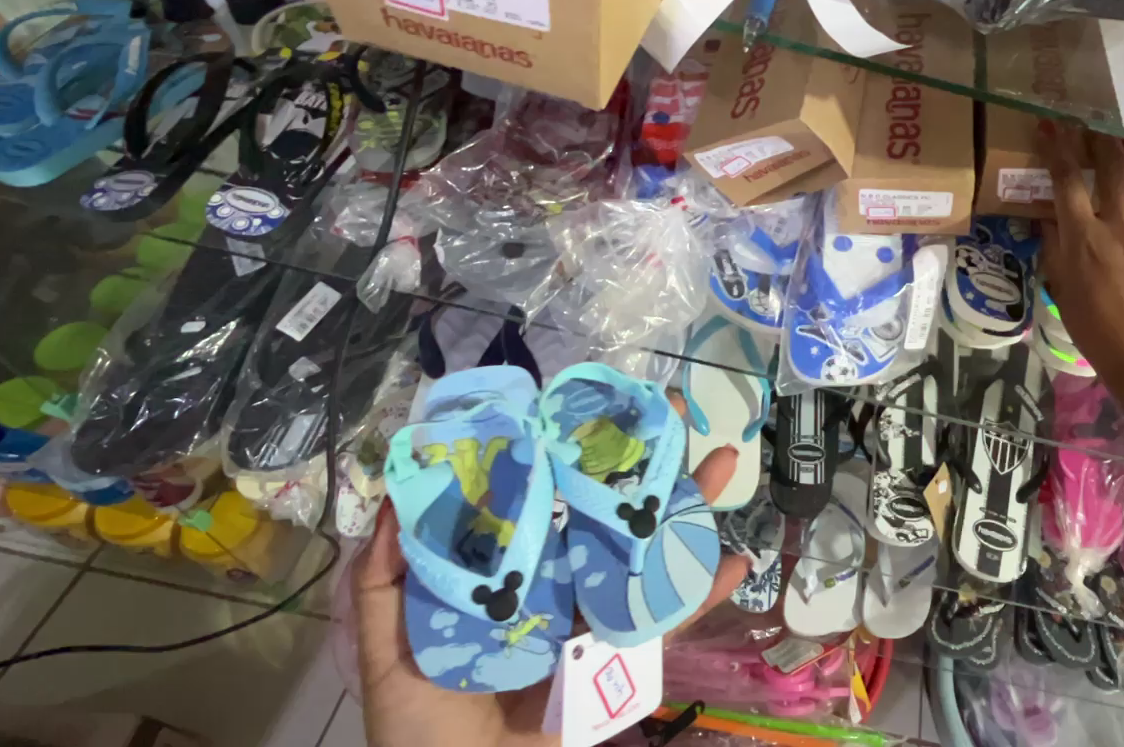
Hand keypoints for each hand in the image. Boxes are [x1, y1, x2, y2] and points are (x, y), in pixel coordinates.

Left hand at [352, 443, 750, 746]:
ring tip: (727, 463)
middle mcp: (564, 580)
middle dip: (648, 464)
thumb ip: (387, 584)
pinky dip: (702, 595)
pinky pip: (666, 624)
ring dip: (692, 508)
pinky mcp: (623, 660)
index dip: (574, 453)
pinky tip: (736, 562)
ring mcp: (598, 617)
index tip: (595, 409)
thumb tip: (397, 497)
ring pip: (651, 551)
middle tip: (677, 415)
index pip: (548, 498)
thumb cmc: (421, 726)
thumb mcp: (391, 652)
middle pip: (613, 512)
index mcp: (515, 569)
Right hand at [1036, 121, 1123, 375]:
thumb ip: (1054, 243)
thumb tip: (1049, 215)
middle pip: (1112, 164)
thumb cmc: (1091, 322)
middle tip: (1091, 122)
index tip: (1050, 125)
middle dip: (1099, 137)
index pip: (1068, 178)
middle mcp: (1117, 222)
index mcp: (1083, 234)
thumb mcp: (1059, 282)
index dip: (1058, 147)